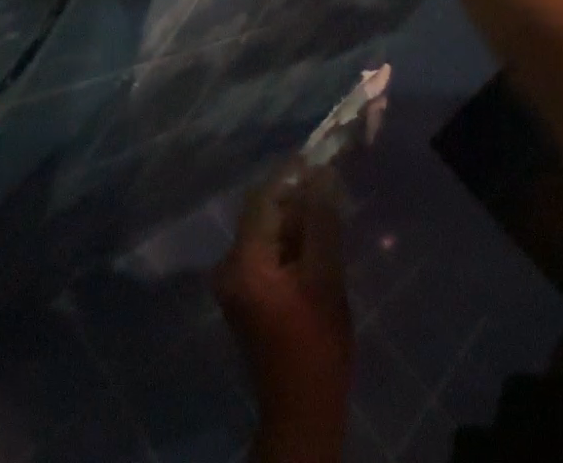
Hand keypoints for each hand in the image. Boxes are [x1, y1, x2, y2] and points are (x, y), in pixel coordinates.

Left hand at [214, 163, 352, 451]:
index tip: (319, 156)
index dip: (291, 174)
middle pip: (263, 216)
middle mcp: (228, 266)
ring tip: (332, 216)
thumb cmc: (316, 342)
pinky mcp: (244, 296)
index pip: (263, 199)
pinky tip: (317, 246)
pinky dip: (290, 245)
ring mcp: (233, 283)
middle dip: (298, 200)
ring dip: (297, 223)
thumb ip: (321, 223)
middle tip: (334, 189)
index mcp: (243, 261)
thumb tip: (321, 175)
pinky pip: (266, 254)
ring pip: (267, 235)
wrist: (301, 406)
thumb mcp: (325, 277)